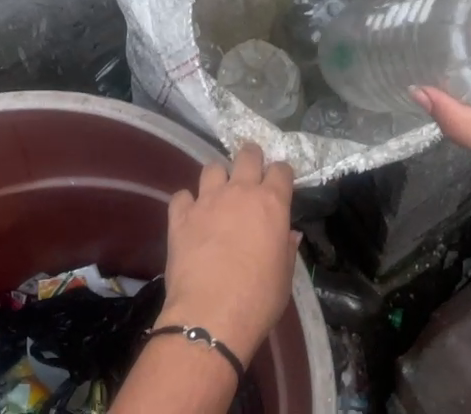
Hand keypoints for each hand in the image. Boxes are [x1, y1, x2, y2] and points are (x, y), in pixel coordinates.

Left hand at [156, 143, 297, 364]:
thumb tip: (289, 234)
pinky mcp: (180, 216)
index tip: (280, 183)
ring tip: (218, 194)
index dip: (281, 174)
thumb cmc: (258, 299)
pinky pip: (181, 196)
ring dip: (218, 178)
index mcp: (271, 203)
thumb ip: (286, 248)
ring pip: (212, 168)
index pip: (281, 170)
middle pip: (247, 155)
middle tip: (250, 172)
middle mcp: (240, 192)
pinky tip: (189, 216)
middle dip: (251, 158)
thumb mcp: (284, 276)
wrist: (211, 315)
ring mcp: (207, 201)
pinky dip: (186, 203)